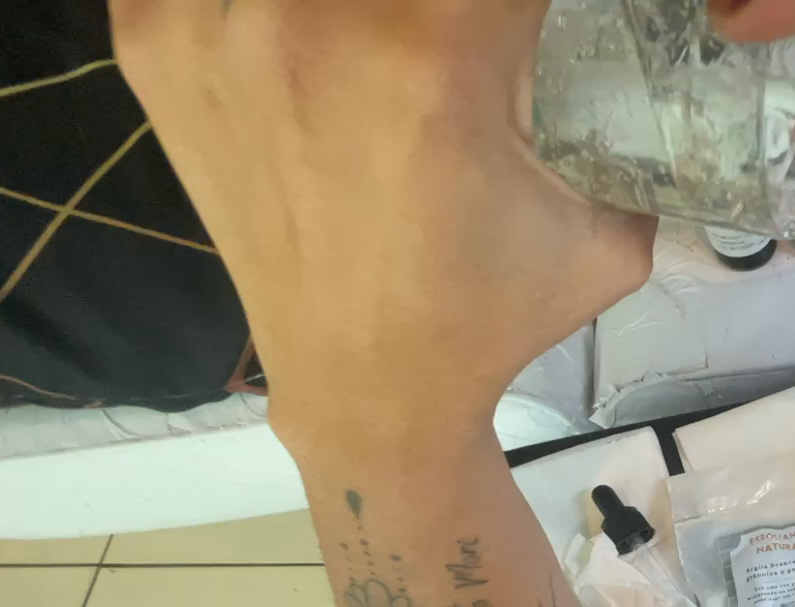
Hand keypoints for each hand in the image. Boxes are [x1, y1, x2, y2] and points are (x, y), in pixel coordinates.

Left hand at [109, 0, 654, 442]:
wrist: (370, 382)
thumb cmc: (496, 320)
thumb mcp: (611, 250)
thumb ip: (634, 152)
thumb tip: (641, 90)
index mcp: (435, 67)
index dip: (534, 8)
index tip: (539, 39)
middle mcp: (314, 21)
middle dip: (460, 17)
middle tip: (474, 61)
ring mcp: (215, 22)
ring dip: (383, 16)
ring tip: (401, 76)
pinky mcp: (154, 43)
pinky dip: (291, 12)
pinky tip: (320, 60)